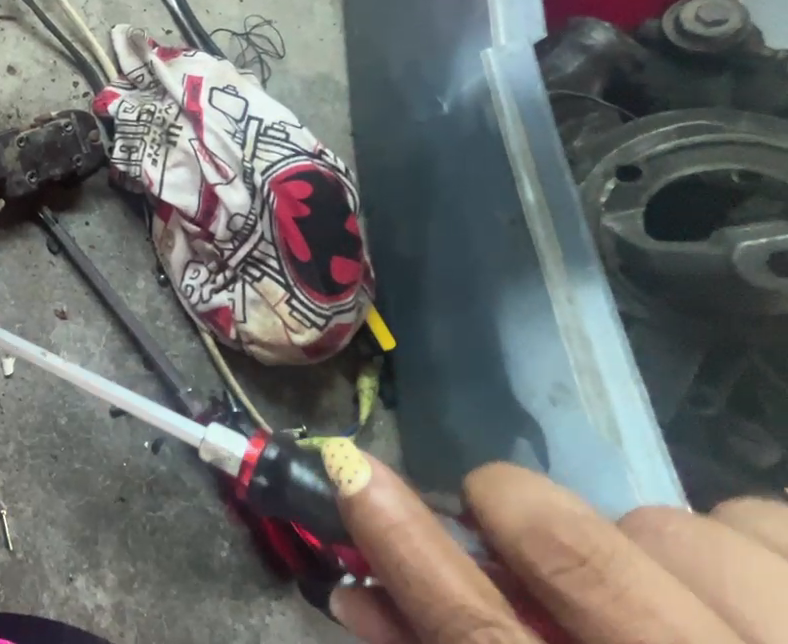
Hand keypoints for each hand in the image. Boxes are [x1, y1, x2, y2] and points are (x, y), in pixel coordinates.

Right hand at [323, 440, 787, 643]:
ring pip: (681, 525)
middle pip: (577, 553)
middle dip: (515, 508)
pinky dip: (745, 542)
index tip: (353, 473)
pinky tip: (752, 599)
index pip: (481, 638)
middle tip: (498, 512)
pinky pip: (768, 519)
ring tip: (675, 599)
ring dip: (651, 547)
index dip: (408, 552)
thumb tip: (358, 594)